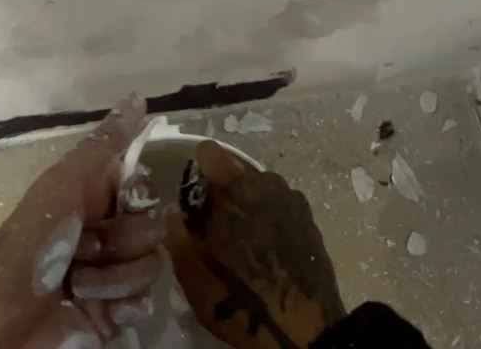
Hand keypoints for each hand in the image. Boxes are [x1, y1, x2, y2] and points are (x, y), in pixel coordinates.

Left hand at [0, 95, 165, 348]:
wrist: (0, 332)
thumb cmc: (27, 250)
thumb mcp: (60, 188)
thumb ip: (103, 145)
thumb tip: (139, 96)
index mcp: (92, 194)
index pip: (143, 180)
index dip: (138, 192)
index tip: (123, 201)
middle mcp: (108, 228)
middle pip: (154, 220)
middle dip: (123, 238)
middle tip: (88, 249)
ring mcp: (115, 271)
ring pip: (153, 260)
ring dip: (115, 276)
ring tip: (80, 284)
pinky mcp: (119, 311)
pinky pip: (148, 298)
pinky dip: (121, 304)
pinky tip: (96, 310)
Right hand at [166, 140, 347, 348]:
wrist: (302, 327)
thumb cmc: (240, 299)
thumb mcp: (194, 276)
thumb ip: (178, 236)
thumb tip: (172, 211)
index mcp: (234, 188)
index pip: (210, 152)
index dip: (198, 167)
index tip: (193, 193)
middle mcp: (264, 182)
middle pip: (235, 170)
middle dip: (222, 190)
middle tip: (214, 225)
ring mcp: (290, 197)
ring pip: (259, 186)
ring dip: (248, 201)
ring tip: (242, 238)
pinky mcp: (308, 216)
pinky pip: (280, 202)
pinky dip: (269, 214)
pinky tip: (267, 246)